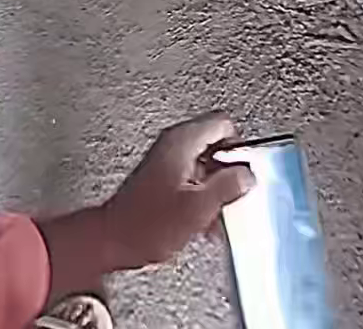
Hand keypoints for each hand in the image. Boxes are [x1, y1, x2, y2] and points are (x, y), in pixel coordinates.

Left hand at [38, 113, 255, 295]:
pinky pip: (192, 176)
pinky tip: (202, 219)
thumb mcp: (198, 206)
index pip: (223, 123)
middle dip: (227, 171)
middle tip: (232, 195)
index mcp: (182, 140)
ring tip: (216, 214)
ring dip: (215, 187)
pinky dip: (201, 193)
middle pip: (215, 143)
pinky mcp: (162, 175)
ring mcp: (167, 158)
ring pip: (205, 162)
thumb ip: (227, 186)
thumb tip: (247, 174)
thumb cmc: (147, 222)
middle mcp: (173, 143)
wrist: (116, 238)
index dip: (239, 147)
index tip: (244, 171)